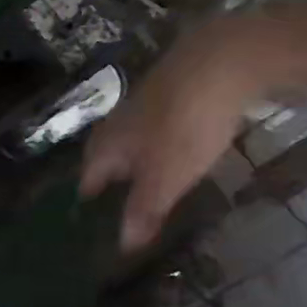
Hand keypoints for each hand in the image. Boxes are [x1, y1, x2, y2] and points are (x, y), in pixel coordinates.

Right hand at [81, 8, 306, 249]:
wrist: (219, 60)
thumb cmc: (185, 127)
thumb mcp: (166, 178)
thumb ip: (144, 210)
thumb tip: (122, 245)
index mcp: (109, 144)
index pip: (88, 177)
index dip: (90, 200)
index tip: (91, 220)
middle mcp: (118, 121)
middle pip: (106, 154)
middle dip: (110, 177)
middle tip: (115, 201)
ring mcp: (145, 101)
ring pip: (131, 137)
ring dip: (134, 158)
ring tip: (144, 178)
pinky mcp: (172, 89)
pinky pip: (156, 124)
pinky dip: (159, 142)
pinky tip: (174, 147)